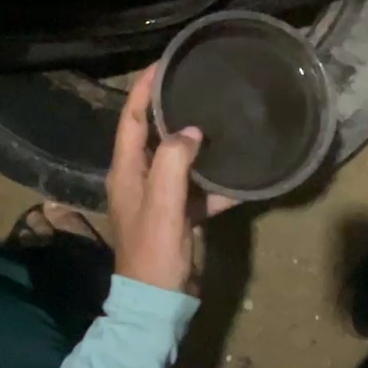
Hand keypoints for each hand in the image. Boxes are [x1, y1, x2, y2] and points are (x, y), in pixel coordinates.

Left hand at [107, 67, 234, 292]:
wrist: (158, 304)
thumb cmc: (154, 252)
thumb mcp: (163, 204)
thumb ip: (173, 161)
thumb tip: (192, 132)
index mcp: (127, 170)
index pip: (131, 118)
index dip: (143, 89)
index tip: (163, 62)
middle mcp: (140, 178)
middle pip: (155, 133)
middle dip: (173, 108)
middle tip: (199, 83)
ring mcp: (160, 197)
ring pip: (179, 159)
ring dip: (198, 142)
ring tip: (224, 120)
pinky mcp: (179, 215)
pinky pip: (199, 189)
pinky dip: (216, 182)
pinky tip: (240, 176)